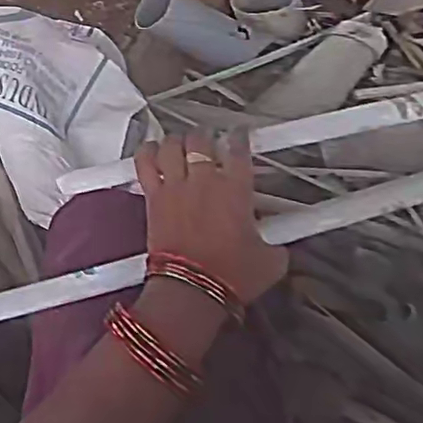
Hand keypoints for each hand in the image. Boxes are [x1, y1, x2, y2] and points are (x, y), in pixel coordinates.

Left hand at [134, 129, 289, 304]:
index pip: (238, 150)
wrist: (193, 287)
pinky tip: (151, 149)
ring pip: (172, 146)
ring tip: (181, 142)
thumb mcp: (270, 259)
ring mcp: (176, 186)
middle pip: (201, 141)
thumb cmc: (231, 275)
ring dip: (177, 140)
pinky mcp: (154, 197)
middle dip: (205, 136)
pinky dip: (146, 152)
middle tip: (207, 139)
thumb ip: (277, 242)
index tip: (238, 135)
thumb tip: (278, 243)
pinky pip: (145, 164)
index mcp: (236, 190)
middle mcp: (204, 181)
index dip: (238, 137)